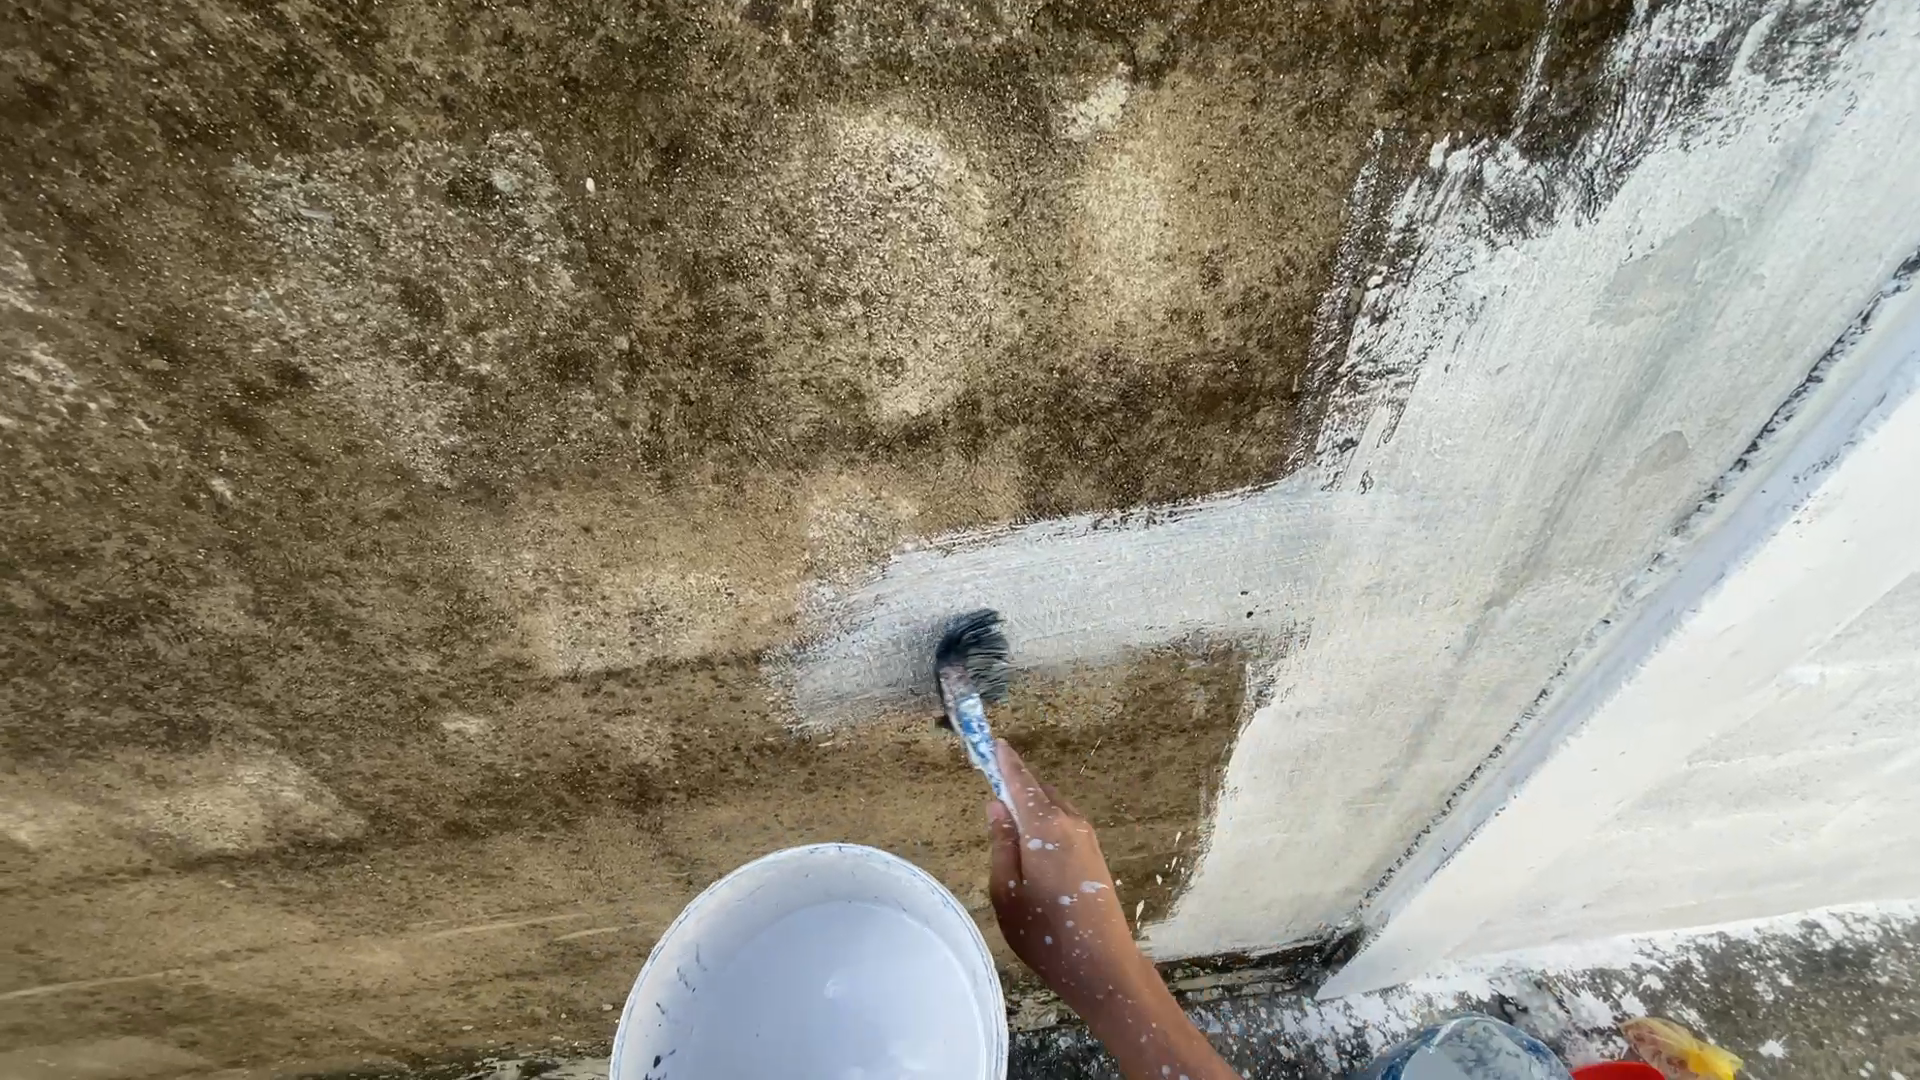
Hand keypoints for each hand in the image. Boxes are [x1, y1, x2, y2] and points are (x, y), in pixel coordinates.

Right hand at [986, 739, 1150, 1016]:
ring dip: (1032, 803)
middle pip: (1039, 790)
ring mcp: (1086, 836)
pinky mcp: (1094, 852)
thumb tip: (997, 805)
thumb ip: (1001, 843)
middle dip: (1016, 783)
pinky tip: (1033, 840)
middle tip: (993, 786)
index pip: (1021, 782)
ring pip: (1053, 805)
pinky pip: (1064, 821)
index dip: (1006, 761)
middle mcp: (1069, 822)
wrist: (1103, 965)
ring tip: (1009, 819)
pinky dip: (1045, 818)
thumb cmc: (1046, 933)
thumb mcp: (1007, 892)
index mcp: (1045, 827)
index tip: (994, 742)